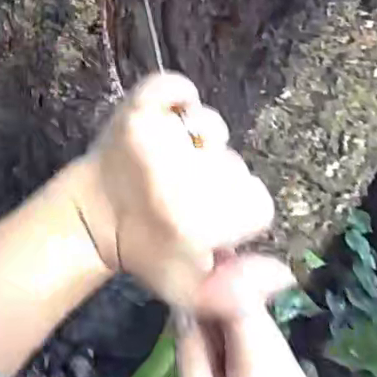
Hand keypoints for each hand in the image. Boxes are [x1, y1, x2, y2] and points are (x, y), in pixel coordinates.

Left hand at [66, 72, 274, 307]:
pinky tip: (174, 114)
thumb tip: (286, 271)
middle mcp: (176, 172)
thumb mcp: (191, 291)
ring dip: (202, 142)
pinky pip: (174, 85)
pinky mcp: (136, 107)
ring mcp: (154, 134)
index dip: (240, 214)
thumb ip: (240, 291)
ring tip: (177, 159)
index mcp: (195, 221)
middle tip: (189, 194)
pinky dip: (180, 94)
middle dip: (219, 181)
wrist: (90, 214)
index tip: (214, 220)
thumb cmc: (146, 253)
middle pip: (235, 165)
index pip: (258, 202)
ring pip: (211, 127)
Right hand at [176, 254, 329, 376]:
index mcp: (267, 374)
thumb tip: (183, 303)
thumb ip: (192, 358)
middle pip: (250, 313)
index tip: (181, 258)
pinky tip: (221, 369)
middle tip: (179, 299)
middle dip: (216, 302)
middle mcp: (294, 371)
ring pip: (259, 333)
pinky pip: (267, 358)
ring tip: (195, 336)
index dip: (213, 273)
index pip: (241, 298)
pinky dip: (242, 350)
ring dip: (228, 326)